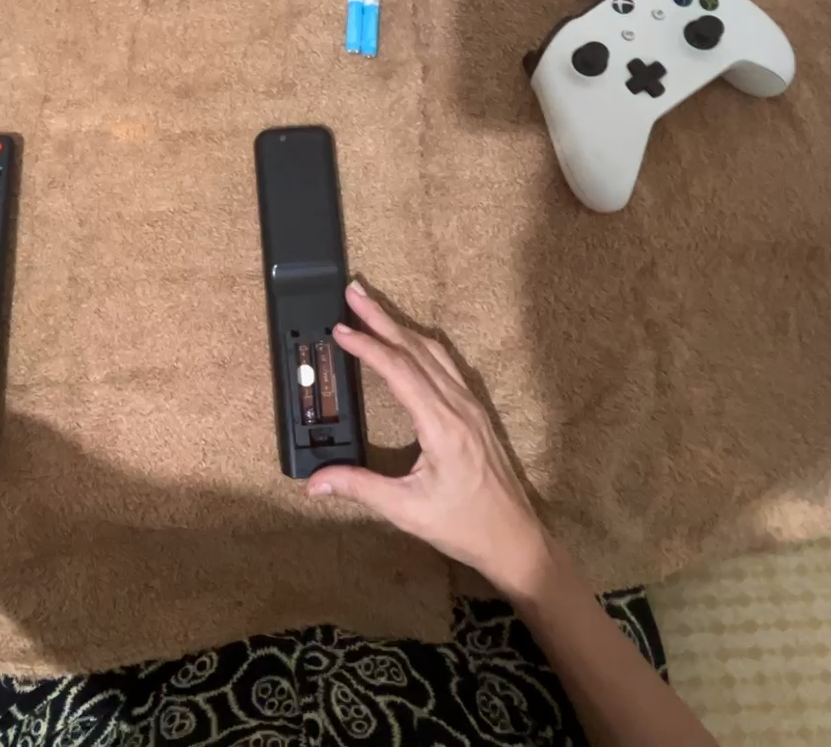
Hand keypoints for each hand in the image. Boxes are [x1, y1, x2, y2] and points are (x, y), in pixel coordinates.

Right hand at [308, 282, 556, 596]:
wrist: (516, 539)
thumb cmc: (463, 525)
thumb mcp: (406, 510)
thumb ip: (360, 487)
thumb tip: (314, 482)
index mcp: (441, 425)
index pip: (400, 371)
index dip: (368, 346)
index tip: (340, 329)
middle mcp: (458, 405)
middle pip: (416, 349)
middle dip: (381, 318)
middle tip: (354, 291)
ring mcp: (469, 404)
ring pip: (432, 351)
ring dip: (400, 325)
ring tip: (372, 306)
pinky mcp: (473, 410)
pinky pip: (445, 364)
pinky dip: (418, 343)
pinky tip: (406, 338)